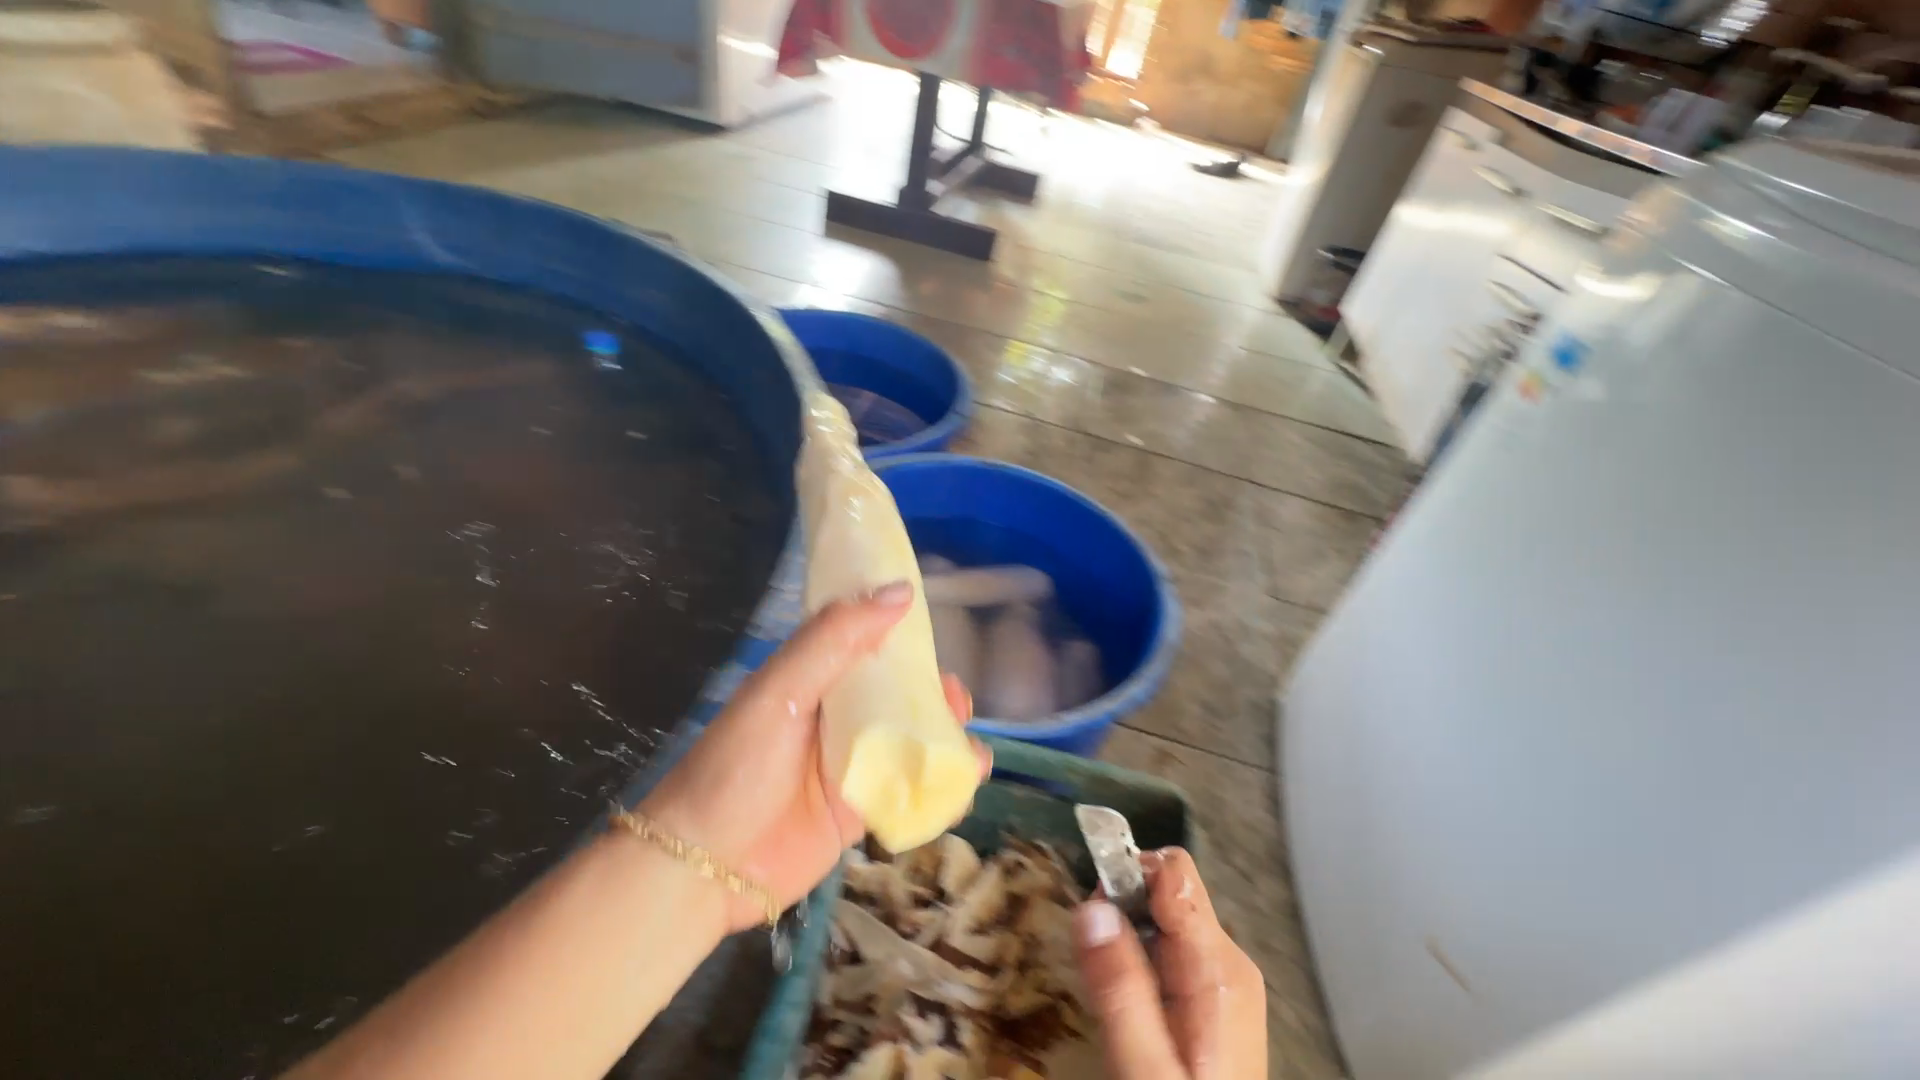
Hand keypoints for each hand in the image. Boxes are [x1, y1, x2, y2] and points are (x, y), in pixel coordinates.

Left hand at [639, 582, 985, 931]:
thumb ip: (835, 639)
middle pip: (899, 696)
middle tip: (955, 703)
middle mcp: (836, 719)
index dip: (905, 639)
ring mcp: (851, 767)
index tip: (937, 636)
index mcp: (813, 680)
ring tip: (969, 751)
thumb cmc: (737, 766)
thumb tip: (899, 593)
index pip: (867, 645)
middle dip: (935, 695)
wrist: (705, 866)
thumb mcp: (781, 691)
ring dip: (946, 741)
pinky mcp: (861, 813)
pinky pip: (911, 791)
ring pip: (912, 743)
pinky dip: (943, 786)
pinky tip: (964, 784)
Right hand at [1074, 848, 1266, 1079]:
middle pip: (1165, 893)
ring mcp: (1221, 978)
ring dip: (1124, 938)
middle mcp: (1226, 959)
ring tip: (1107, 993)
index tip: (1091, 915)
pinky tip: (1126, 1006)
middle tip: (1093, 966)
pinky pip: (1167, 950)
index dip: (1125, 877)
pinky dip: (1136, 960)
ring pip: (1162, 920)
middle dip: (1119, 911)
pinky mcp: (1211, 995)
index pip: (1174, 874)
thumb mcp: (1143, 1070)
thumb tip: (1090, 908)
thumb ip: (1118, 988)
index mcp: (1218, 967)